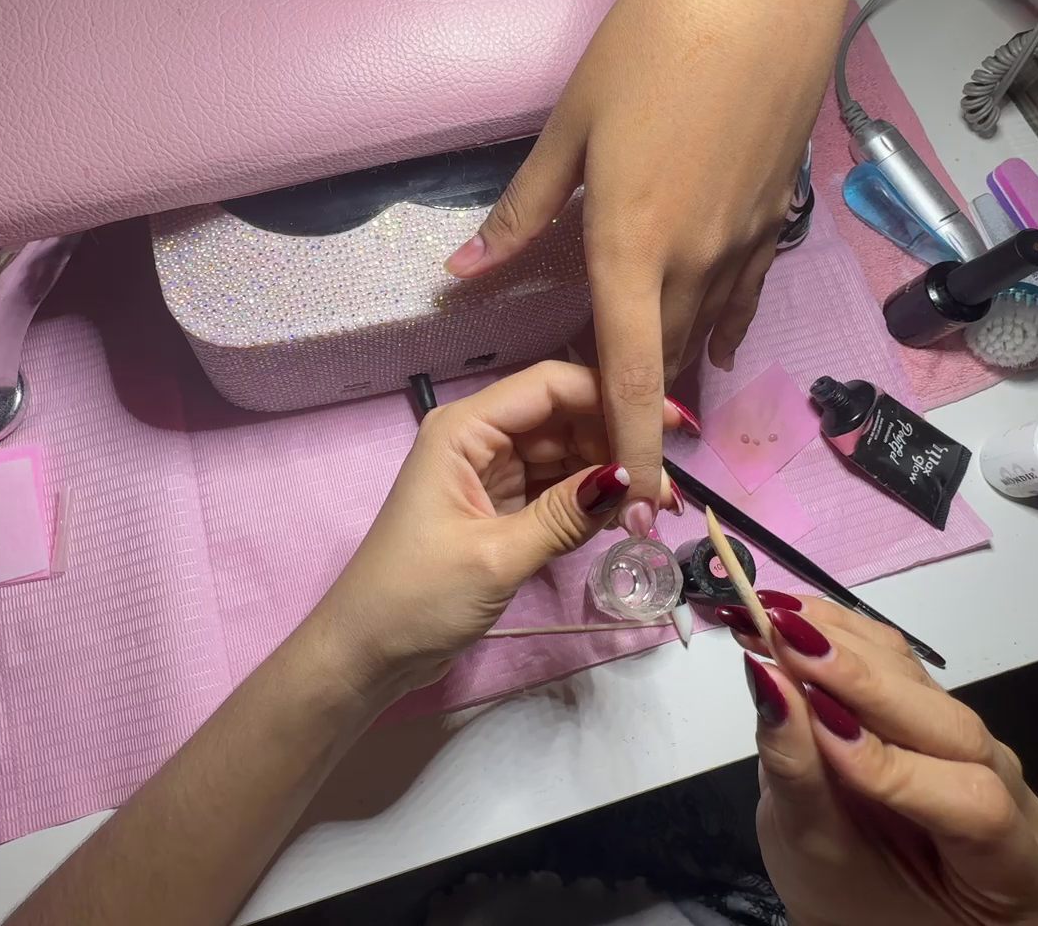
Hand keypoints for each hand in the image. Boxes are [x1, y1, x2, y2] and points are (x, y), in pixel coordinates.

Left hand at [308, 361, 680, 699]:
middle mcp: (478, 438)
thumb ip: (565, 514)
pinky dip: (587, 499)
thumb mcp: (496, 556)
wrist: (368, 651)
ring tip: (655, 508)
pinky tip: (623, 516)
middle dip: (616, 445)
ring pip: (564, 453)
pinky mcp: (499, 504)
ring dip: (608, 475)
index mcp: (464, 428)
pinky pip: (554, 486)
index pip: (549, 387)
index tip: (669, 426)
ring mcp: (490, 471)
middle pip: (563, 417)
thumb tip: (632, 477)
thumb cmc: (417, 596)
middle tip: (666, 488)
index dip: (610, 397)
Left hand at [443, 0, 866, 520]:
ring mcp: (743, 242)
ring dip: (675, 368)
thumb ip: (519, 215)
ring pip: (702, 329)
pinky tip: (714, 344)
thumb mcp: (570, 130)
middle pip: (663, 357)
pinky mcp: (773, 218)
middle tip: (614, 434)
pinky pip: (743, 295)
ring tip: (656, 403)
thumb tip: (461, 271)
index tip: (634, 492)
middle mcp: (693, 260)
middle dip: (640, 405)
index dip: (629, 439)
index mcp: (629, 246)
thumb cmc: (651, 50)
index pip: (628, 370)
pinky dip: (720, 326)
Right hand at [717, 595, 1037, 925]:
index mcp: (1019, 884)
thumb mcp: (810, 847)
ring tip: (771, 614)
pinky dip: (845, 638)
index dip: (891, 760)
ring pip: (925, 686)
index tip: (810, 714)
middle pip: (954, 729)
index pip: (972, 805)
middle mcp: (1028, 812)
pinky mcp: (947, 720)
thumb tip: (766, 676)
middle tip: (780, 635)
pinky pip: (905, 668)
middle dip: (859, 680)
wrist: (857, 900)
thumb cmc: (844, 903)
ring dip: (842, 645)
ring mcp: (993, 759)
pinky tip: (796, 613)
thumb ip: (794, 765)